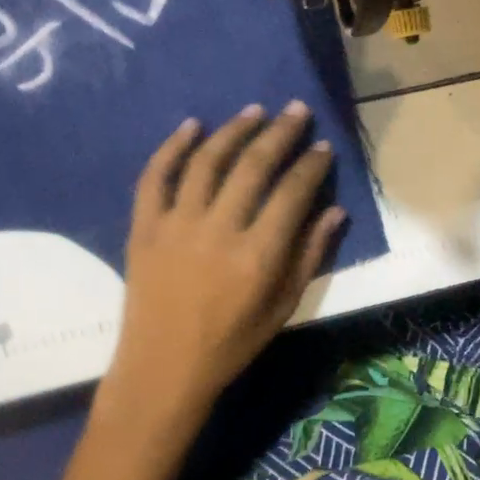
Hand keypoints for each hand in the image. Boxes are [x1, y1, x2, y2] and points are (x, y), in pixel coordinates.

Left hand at [107, 103, 347, 416]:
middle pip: (253, 166)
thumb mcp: (283, 307)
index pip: (292, 193)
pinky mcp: (144, 227)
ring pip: (207, 161)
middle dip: (280, 133)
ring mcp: (176, 225)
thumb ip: (309, 256)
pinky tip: (191, 126)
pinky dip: (172, 148)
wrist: (164, 368)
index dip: (311, 165)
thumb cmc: (232, 342)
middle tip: (296, 111)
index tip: (323, 146)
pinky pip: (155, 177)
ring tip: (254, 111)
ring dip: (233, 131)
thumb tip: (335, 212)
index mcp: (258, 254)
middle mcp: (219, 230)